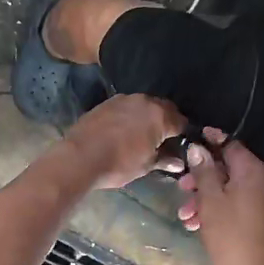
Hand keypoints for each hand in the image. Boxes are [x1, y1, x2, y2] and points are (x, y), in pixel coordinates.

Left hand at [63, 95, 185, 189]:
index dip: (184, 134)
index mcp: (160, 116)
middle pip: (165, 108)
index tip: (181, 145)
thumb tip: (179, 163)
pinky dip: (131, 115)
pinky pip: (128, 106)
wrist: (80, 157)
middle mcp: (145, 101)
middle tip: (165, 140)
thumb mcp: (145, 165)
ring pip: (145, 105)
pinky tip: (126, 130)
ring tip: (144, 134)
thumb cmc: (119, 163)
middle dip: (168, 121)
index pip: (181, 122)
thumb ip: (164, 160)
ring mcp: (125, 99)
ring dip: (149, 116)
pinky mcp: (107, 102)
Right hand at [178, 127, 263, 264]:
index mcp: (254, 170)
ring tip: (185, 216)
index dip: (209, 142)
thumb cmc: (233, 236)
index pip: (231, 144)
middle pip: (229, 168)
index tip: (191, 140)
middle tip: (181, 188)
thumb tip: (198, 147)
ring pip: (232, 189)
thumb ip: (204, 171)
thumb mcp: (211, 201)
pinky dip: (221, 209)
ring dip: (207, 198)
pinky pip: (240, 204)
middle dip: (202, 178)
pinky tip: (199, 225)